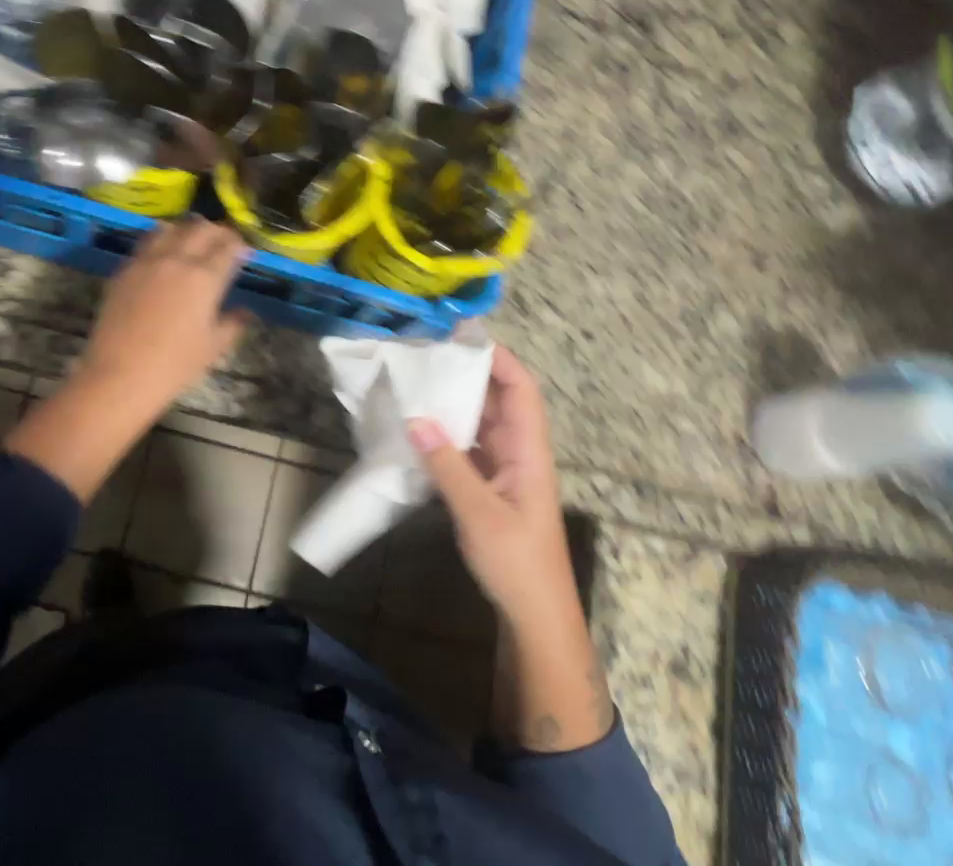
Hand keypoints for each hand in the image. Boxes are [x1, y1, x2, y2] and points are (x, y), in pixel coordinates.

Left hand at [74, 219, 250, 415]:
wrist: (120, 375)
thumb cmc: (174, 366)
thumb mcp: (212, 348)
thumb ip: (233, 324)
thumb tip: (245, 312)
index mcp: (204, 278)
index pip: (228, 248)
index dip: (240, 246)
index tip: (245, 252)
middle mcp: (176, 260)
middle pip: (200, 229)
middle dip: (217, 231)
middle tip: (223, 242)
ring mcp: (146, 262)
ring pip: (170, 228)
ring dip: (186, 229)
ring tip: (192, 240)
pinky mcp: (123, 270)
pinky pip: (145, 243)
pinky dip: (160, 240)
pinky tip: (163, 254)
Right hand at [405, 347, 575, 625]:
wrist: (535, 614)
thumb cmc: (516, 563)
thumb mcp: (479, 514)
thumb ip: (448, 466)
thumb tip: (417, 418)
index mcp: (530, 452)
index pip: (521, 390)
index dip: (498, 359)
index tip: (462, 337)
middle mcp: (521, 454)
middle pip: (500, 402)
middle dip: (470, 375)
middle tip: (428, 356)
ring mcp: (506, 473)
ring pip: (484, 426)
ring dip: (457, 405)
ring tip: (419, 385)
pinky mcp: (491, 491)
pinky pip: (471, 451)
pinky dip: (449, 437)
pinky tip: (421, 432)